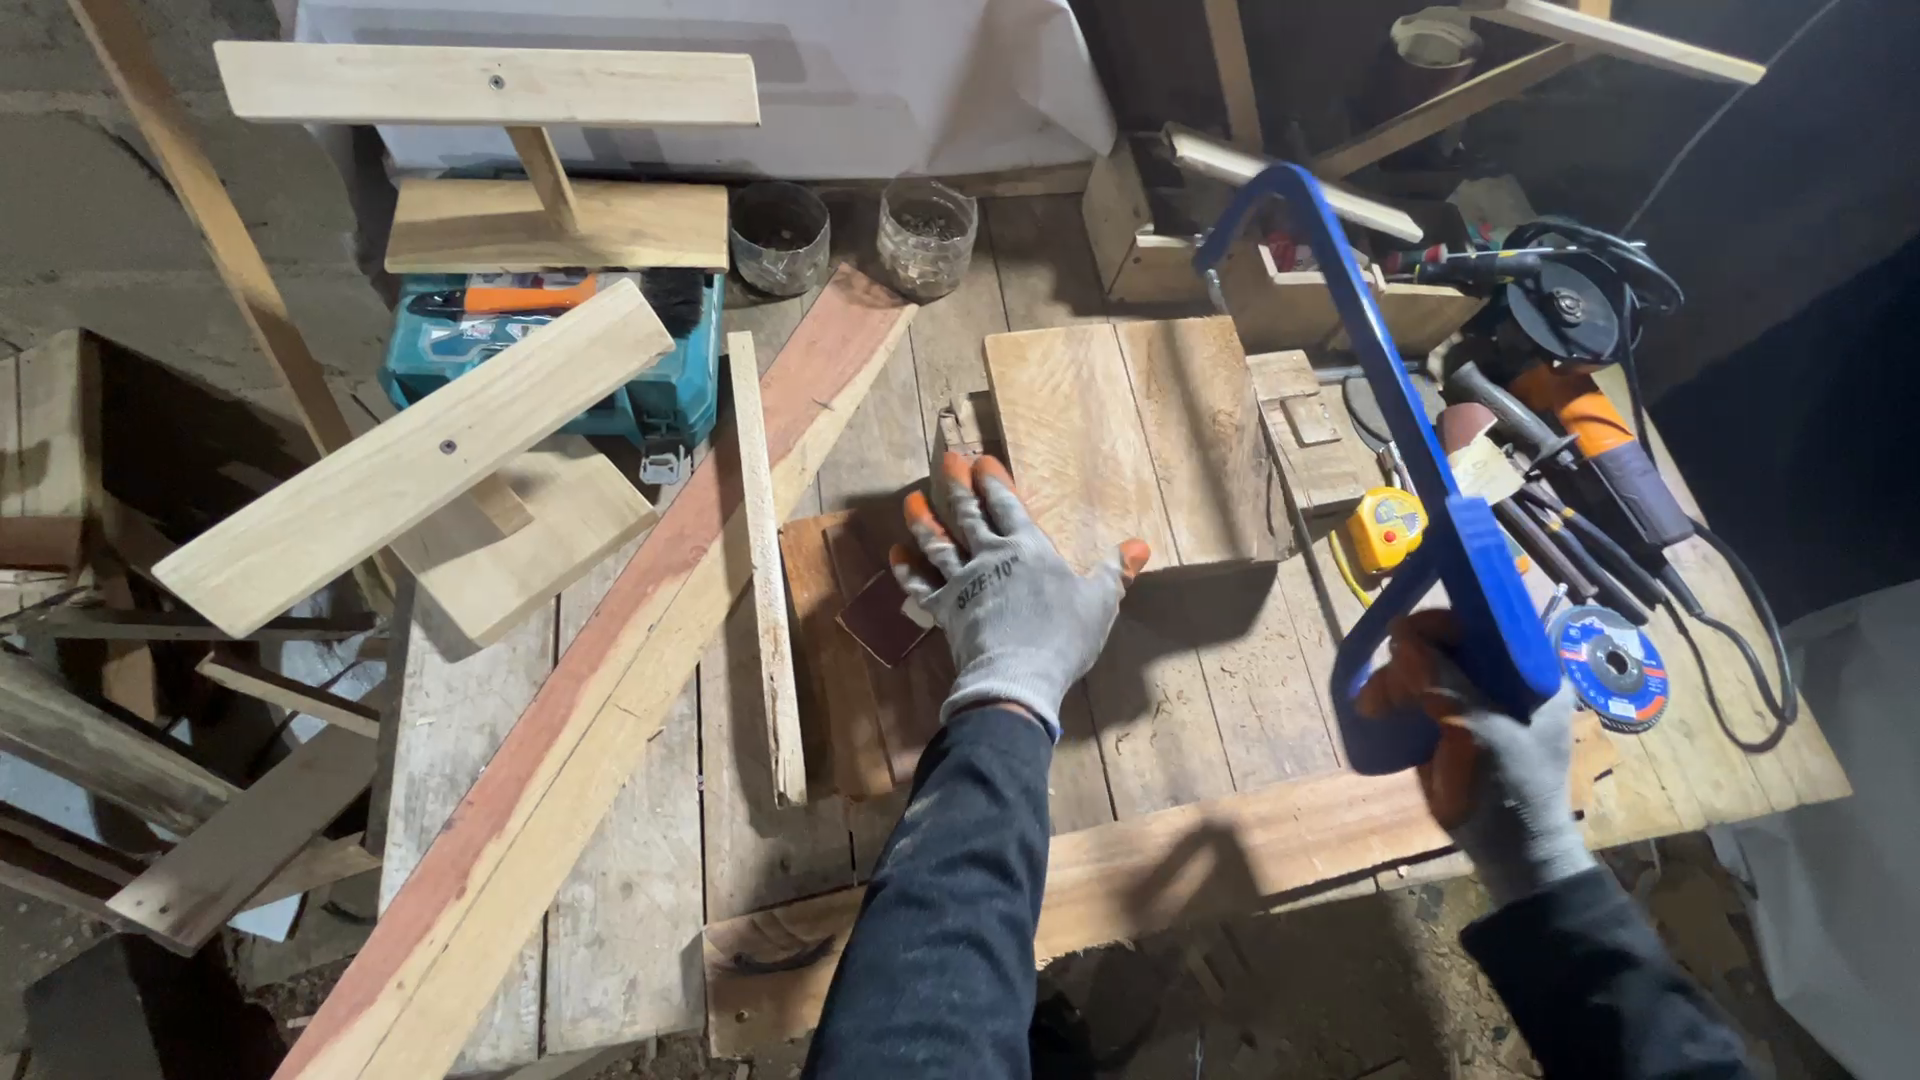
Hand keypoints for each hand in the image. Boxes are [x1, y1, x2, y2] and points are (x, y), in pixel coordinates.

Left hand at [890, 452, 1149, 740]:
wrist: (1017, 675)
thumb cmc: (1062, 636)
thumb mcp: (1099, 602)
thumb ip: (1115, 570)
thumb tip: (1141, 544)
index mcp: (1027, 548)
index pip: (1007, 505)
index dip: (994, 481)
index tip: (982, 461)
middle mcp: (990, 555)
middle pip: (968, 514)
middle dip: (958, 485)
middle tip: (948, 460)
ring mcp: (962, 581)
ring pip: (937, 543)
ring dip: (924, 520)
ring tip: (911, 499)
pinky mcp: (943, 608)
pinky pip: (919, 584)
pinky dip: (906, 569)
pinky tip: (896, 553)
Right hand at [1359, 610, 1593, 906]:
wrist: (1507, 852)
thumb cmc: (1505, 789)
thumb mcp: (1476, 730)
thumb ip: (1443, 680)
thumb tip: (1403, 633)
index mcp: (1530, 676)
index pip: (1487, 623)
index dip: (1444, 623)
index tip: (1404, 635)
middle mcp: (1505, 679)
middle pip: (1447, 644)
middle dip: (1409, 661)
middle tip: (1383, 687)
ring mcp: (1476, 700)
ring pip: (1423, 668)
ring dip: (1392, 682)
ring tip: (1371, 707)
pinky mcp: (1450, 720)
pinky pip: (1415, 691)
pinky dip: (1392, 695)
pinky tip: (1375, 709)